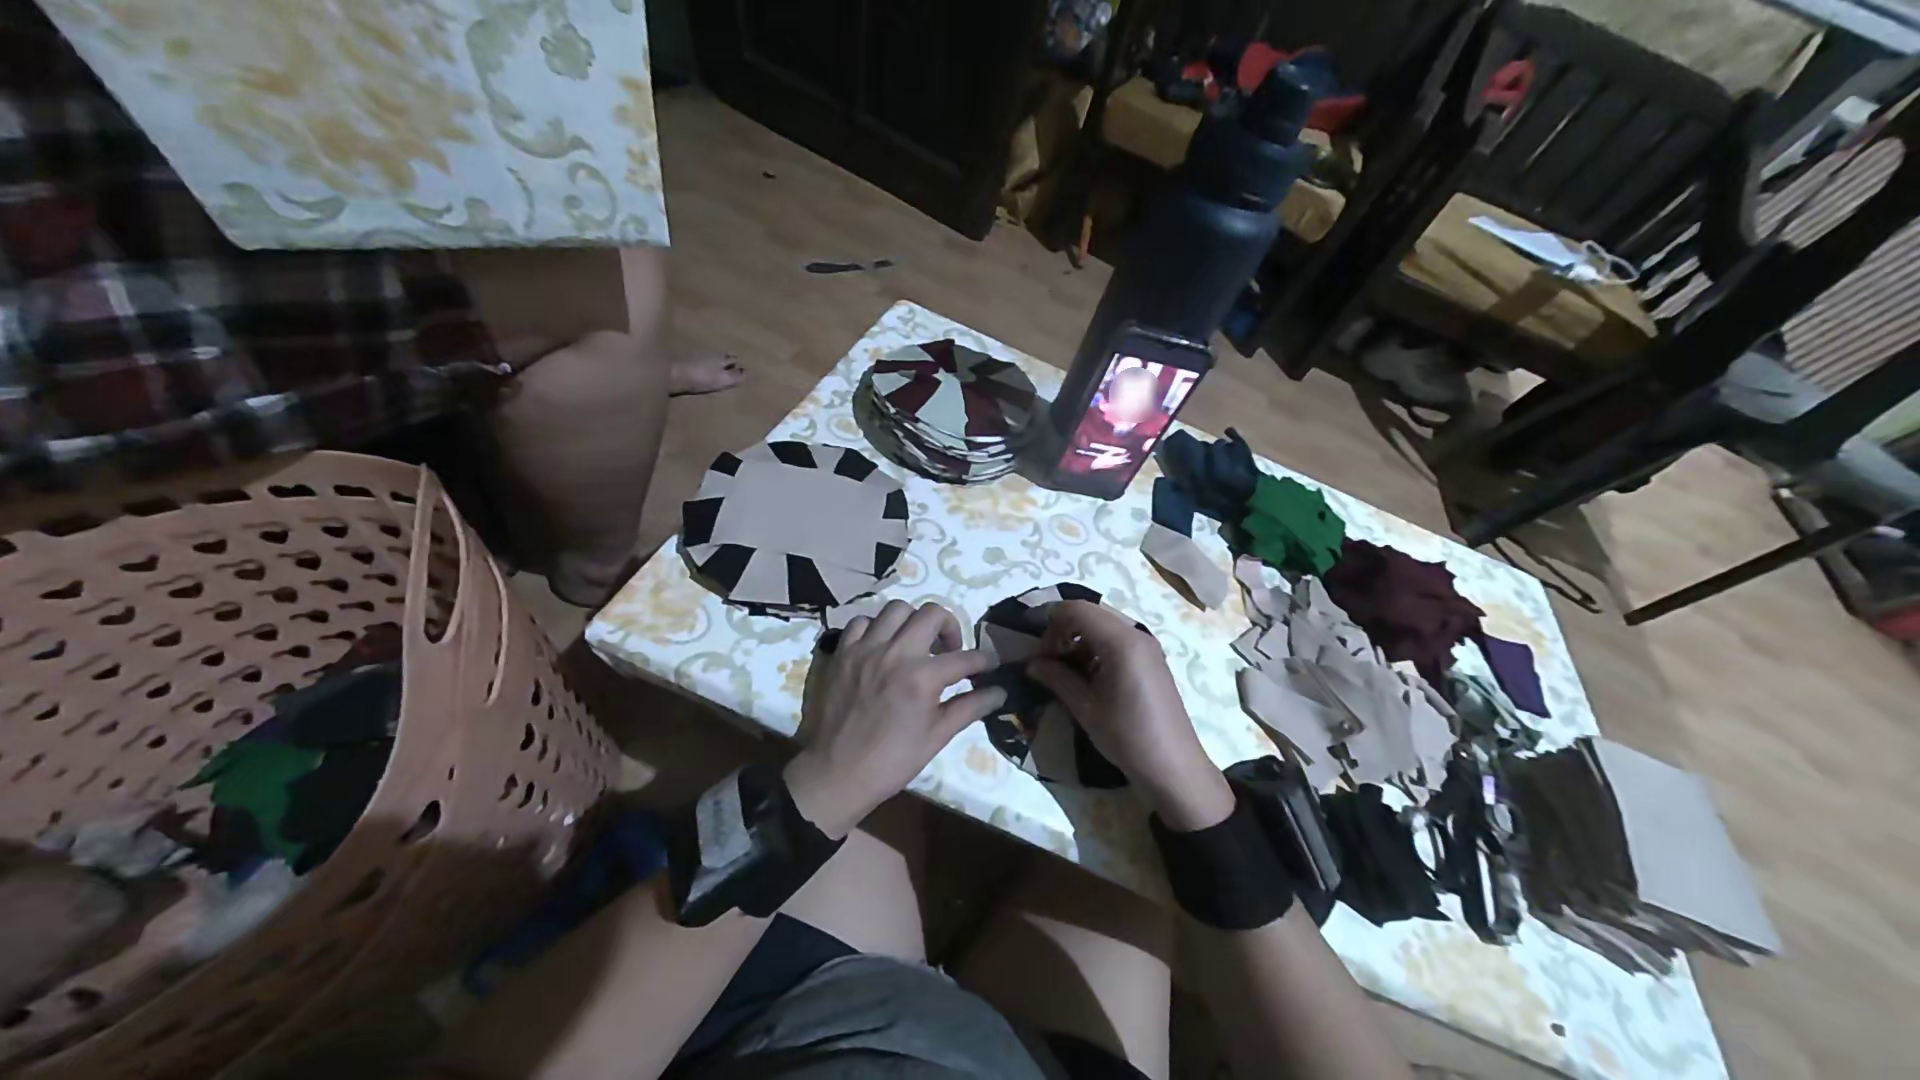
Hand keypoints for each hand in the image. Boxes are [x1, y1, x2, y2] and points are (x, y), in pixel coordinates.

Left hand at [784, 601, 1004, 837]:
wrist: (836, 774)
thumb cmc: (892, 761)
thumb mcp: (937, 736)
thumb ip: (970, 707)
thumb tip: (1000, 691)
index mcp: (922, 677)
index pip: (965, 657)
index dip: (985, 660)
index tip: (990, 664)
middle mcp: (895, 653)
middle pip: (932, 614)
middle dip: (950, 627)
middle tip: (949, 650)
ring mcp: (865, 649)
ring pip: (896, 609)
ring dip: (913, 622)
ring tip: (915, 644)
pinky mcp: (842, 652)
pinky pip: (862, 622)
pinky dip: (876, 629)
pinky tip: (882, 647)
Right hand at [1028, 601, 1233, 830]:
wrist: (1173, 766)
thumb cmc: (1127, 736)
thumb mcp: (1085, 707)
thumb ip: (1056, 678)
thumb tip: (1032, 664)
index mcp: (1121, 641)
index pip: (1076, 609)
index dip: (1050, 625)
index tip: (1038, 655)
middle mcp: (1136, 634)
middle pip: (1089, 613)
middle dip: (1062, 631)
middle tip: (1047, 662)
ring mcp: (1146, 646)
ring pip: (1102, 626)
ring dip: (1078, 641)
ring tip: (1064, 672)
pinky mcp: (1150, 659)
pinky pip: (1116, 640)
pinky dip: (1095, 649)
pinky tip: (1086, 677)